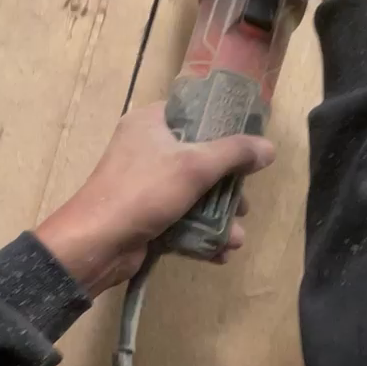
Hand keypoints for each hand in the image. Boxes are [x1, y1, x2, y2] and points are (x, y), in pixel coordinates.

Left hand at [34, 103, 275, 295]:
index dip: (224, 127)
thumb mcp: (195, 165)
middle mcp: (146, 148)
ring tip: (236, 238)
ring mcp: (145, 184)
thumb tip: (269, 149)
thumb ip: (234, 154)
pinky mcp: (145, 215)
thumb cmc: (143, 191)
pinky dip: (200, 235)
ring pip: (193, 194)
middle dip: (227, 187)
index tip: (250, 145)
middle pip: (199, 158)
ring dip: (218, 217)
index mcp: (150, 123)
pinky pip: (181, 220)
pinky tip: (220, 252)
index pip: (193, 113)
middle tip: (244, 203)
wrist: (96, 244)